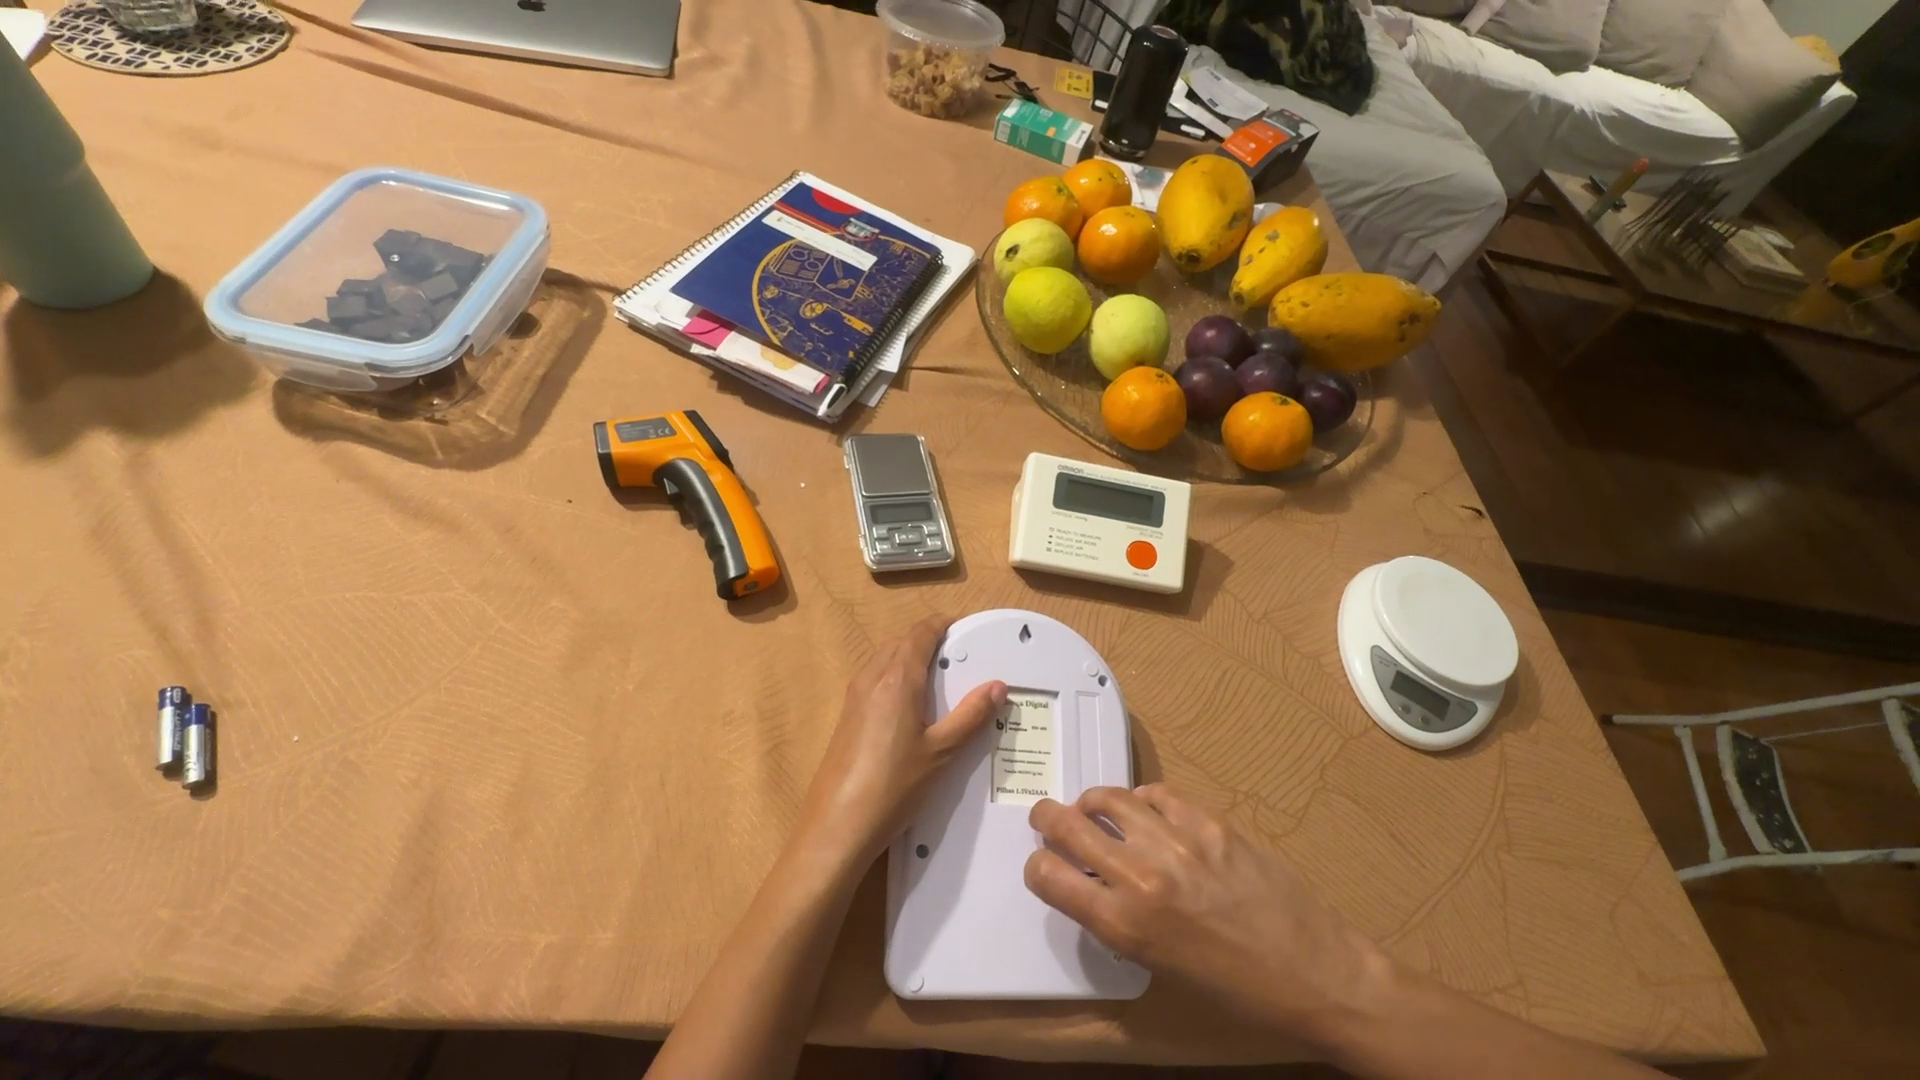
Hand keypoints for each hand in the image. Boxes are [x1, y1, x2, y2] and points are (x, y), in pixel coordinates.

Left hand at [796, 615, 1005, 864]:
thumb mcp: (940, 752)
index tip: (962, 626)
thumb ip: (970, 716)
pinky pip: (874, 680)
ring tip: (939, 676)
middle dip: (926, 639)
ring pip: (884, 660)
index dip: (940, 624)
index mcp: (896, 679)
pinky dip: (895, 676)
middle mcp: (871, 678)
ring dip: (909, 657)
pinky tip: (911, 705)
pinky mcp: (847, 717)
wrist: (837, 825)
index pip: (919, 634)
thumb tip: (997, 685)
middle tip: (958, 653)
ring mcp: (854, 698)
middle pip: (900, 643)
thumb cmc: (893, 785)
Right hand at [1024, 785, 1392, 1045]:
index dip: (1038, 867)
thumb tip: (1096, 886)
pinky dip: (1143, 800)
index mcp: (1123, 924)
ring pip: (1110, 798)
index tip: (1046, 866)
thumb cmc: (1236, 990)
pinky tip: (1146, 811)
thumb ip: (1118, 922)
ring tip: (1094, 809)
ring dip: (1093, 803)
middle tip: (1048, 818)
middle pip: (1068, 824)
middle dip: (1048, 817)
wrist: (1313, 974)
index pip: (1048, 875)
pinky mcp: (1210, 822)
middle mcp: (1140, 877)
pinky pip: (1159, 795)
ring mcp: (1177, 842)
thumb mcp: (1159, 967)